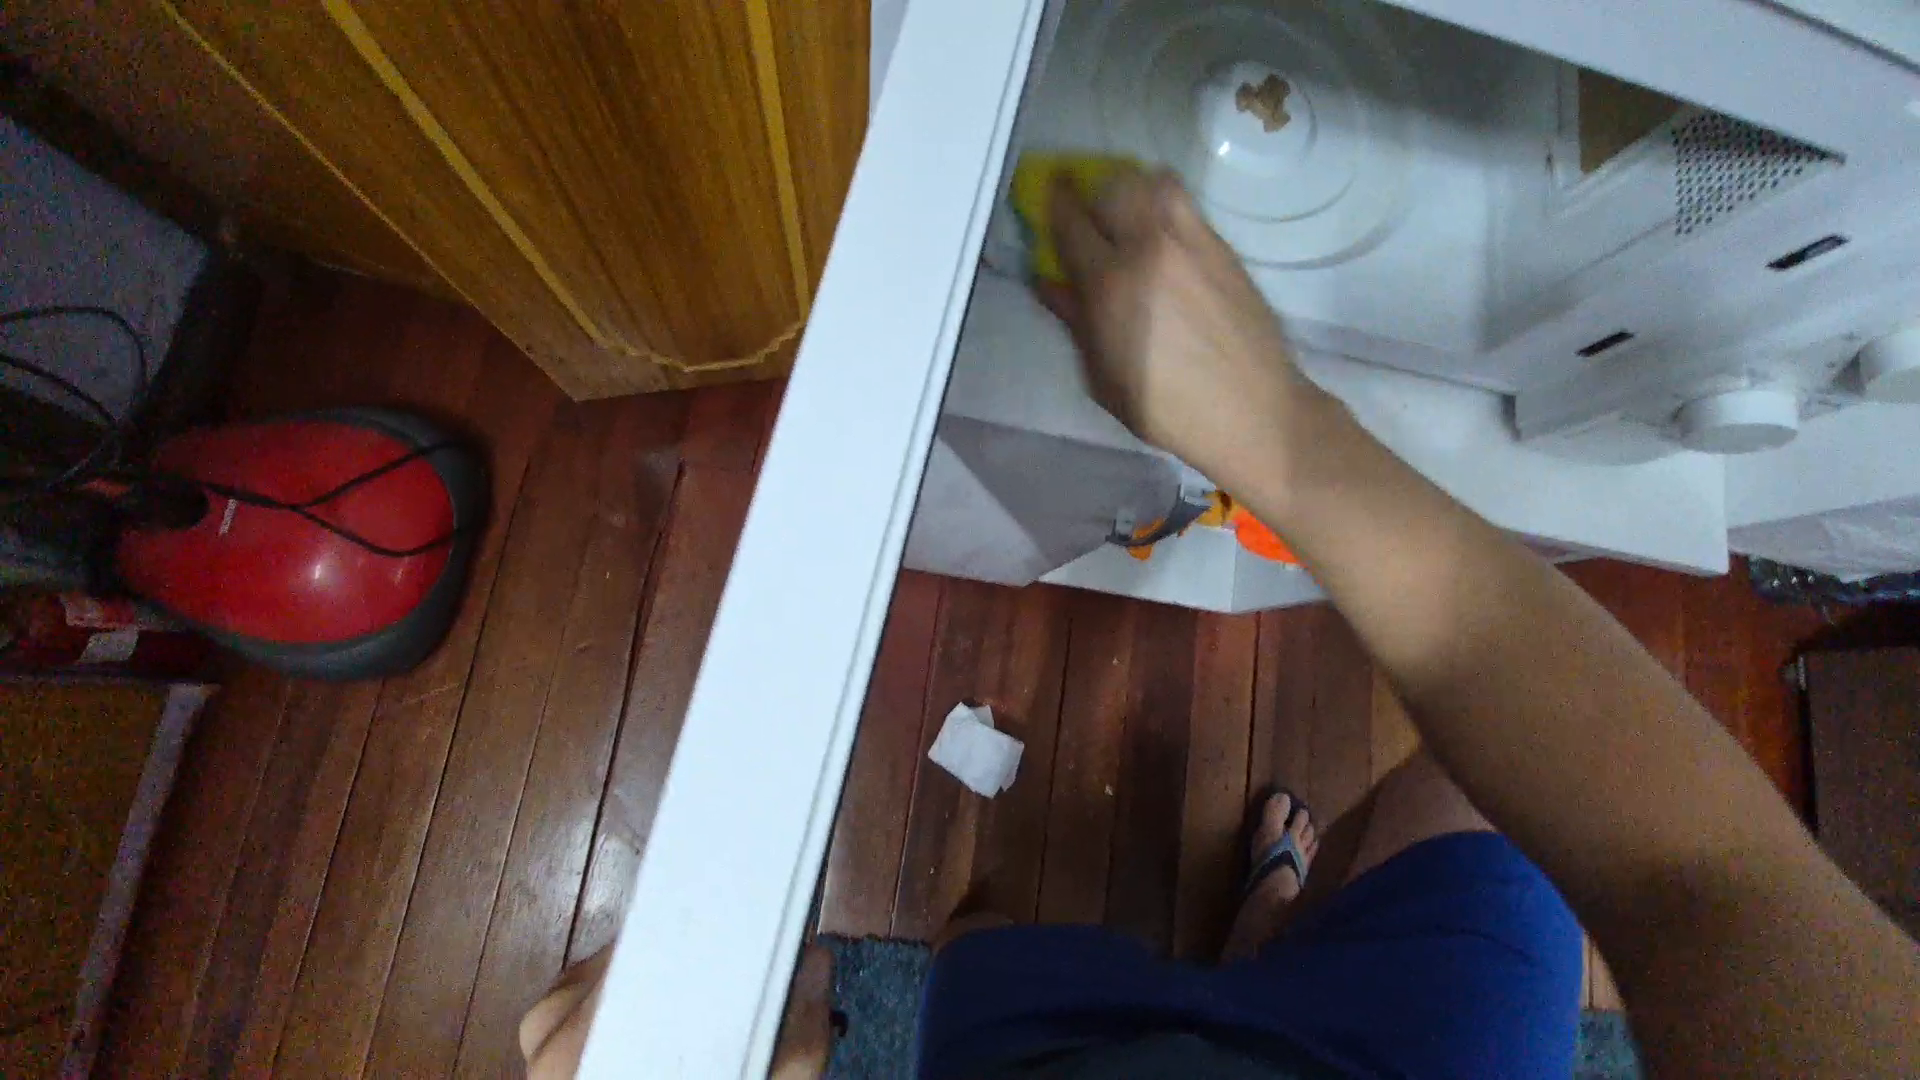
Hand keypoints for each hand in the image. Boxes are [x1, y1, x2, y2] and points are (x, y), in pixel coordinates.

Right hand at [1038, 168, 1321, 484]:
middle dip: (1092, 193)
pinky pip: (1185, 203)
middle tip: (1088, 214)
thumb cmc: (1165, 409)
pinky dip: (1164, 203)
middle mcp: (1149, 249)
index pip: (1071, 224)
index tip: (1048, 194)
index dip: (1054, 203)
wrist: (1249, 409)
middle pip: (1112, 187)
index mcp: (1110, 286)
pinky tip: (1162, 233)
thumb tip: (1049, 284)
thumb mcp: (1103, 378)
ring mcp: (1191, 241)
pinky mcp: (1222, 246)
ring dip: (1132, 189)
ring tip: (1128, 214)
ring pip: (1153, 182)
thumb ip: (1075, 323)